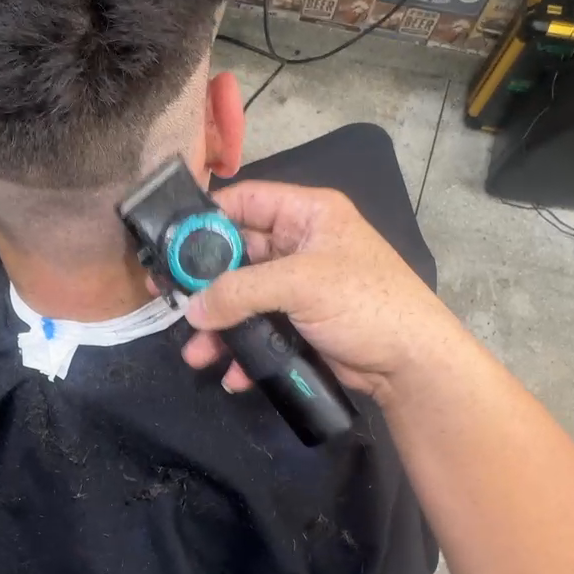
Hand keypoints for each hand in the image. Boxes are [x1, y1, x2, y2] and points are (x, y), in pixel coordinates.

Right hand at [181, 181, 465, 404]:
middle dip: (202, 283)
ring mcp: (294, 288)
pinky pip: (255, 330)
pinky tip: (231, 372)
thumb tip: (190, 309)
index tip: (169, 244)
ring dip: (216, 327)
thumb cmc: (365, 304)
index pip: (245, 201)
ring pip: (239, 299)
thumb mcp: (301, 284)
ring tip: (195, 353)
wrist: (408, 363)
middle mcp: (297, 245)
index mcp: (306, 214)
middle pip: (234, 255)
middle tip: (165, 299)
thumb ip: (240, 291)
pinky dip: (240, 351)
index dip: (206, 218)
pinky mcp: (294, 325)